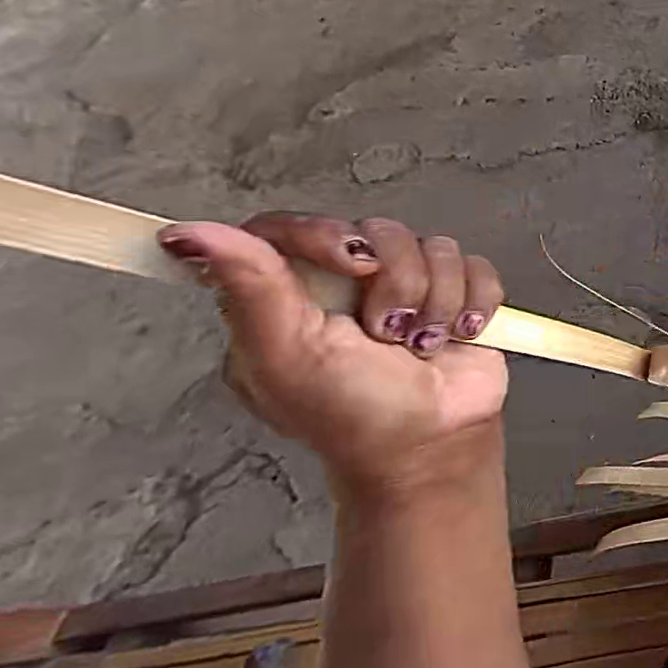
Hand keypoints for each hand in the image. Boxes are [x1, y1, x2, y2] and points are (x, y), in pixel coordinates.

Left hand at [157, 213, 508, 502]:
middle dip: (400, 283)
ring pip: (438, 247)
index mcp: (291, 296)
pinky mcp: (462, 292)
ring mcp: (412, 285)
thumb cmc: (356, 414)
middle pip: (381, 231)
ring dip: (439, 302)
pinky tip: (460, 334)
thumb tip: (189, 234)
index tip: (355, 265)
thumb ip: (251, 289)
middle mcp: (351, 283)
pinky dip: (477, 303)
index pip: (292, 227)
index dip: (327, 234)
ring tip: (424, 344)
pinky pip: (478, 266)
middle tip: (389, 331)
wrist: (433, 441)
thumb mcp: (289, 357)